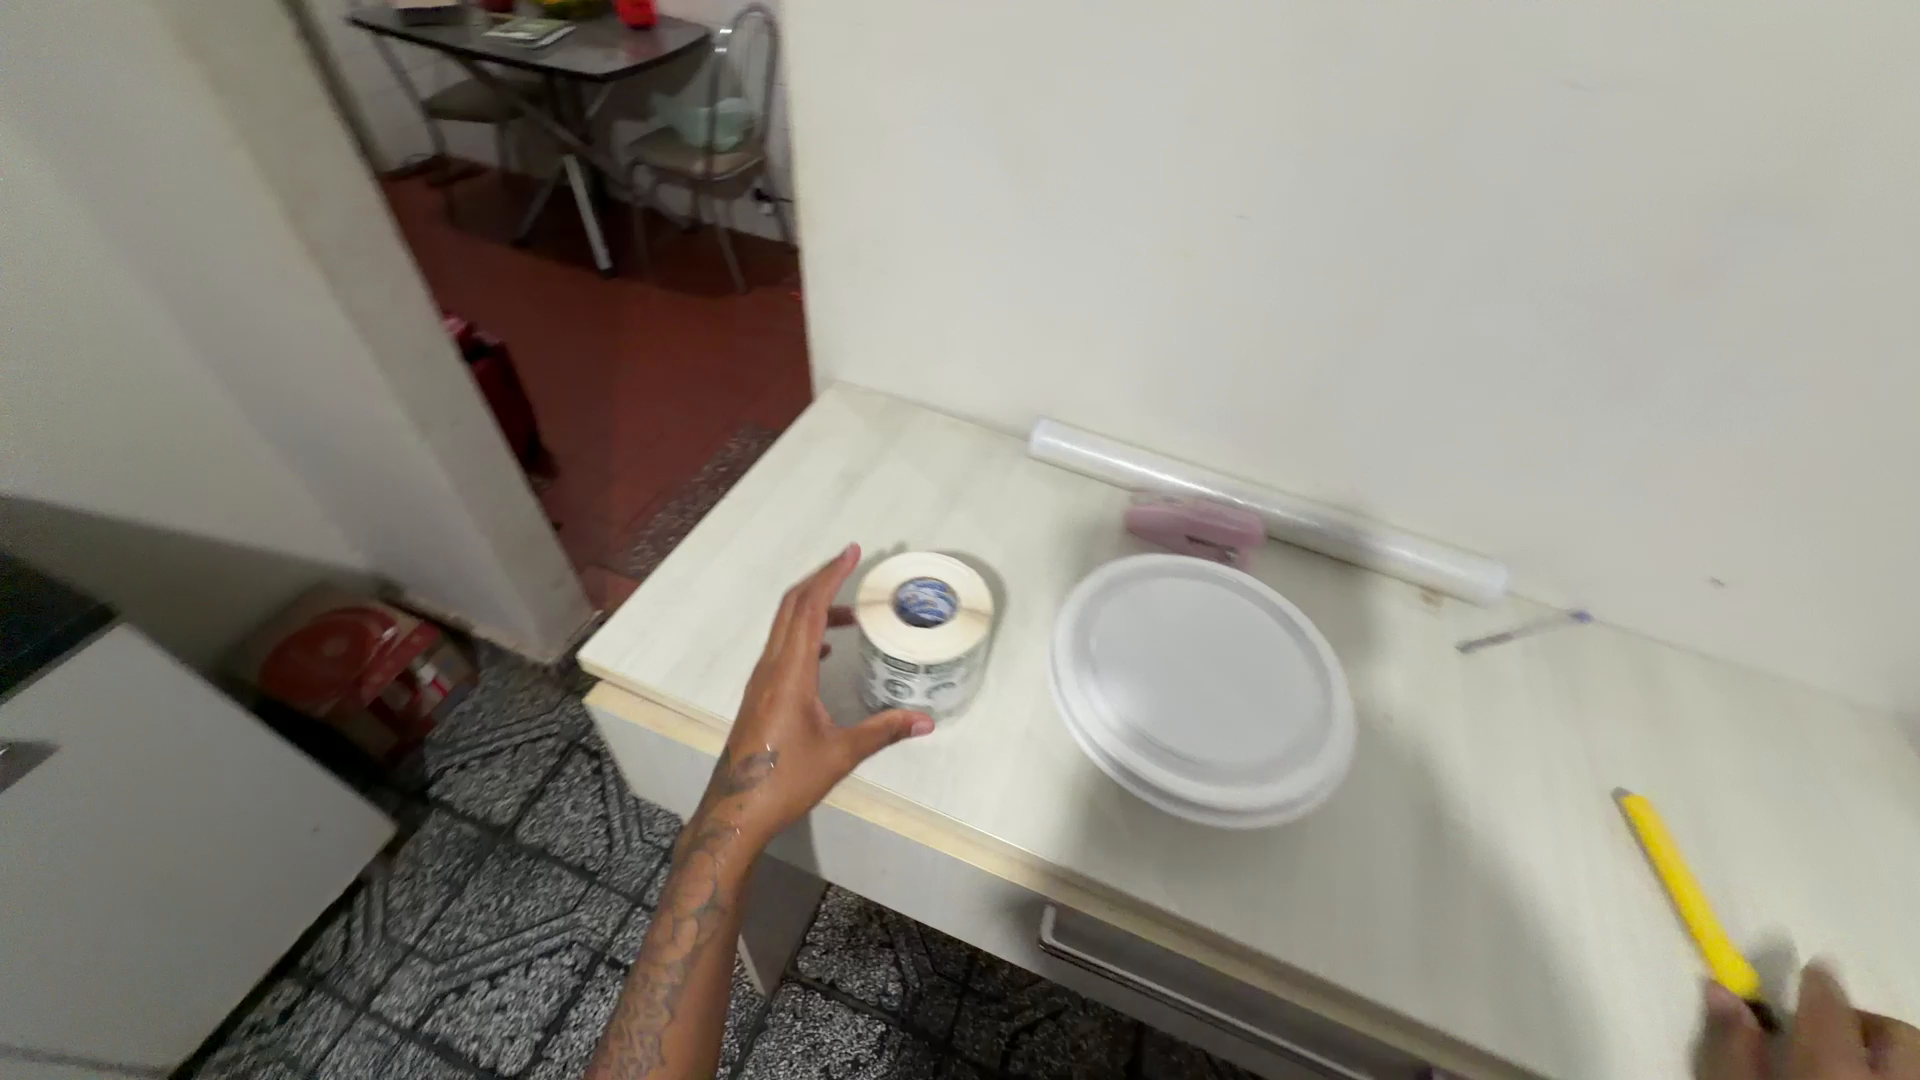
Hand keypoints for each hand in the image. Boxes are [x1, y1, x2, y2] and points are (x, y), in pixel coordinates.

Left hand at [697, 543, 933, 848]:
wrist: (736, 810)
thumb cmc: (786, 780)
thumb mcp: (841, 754)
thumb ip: (883, 731)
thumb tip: (926, 721)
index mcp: (790, 672)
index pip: (810, 608)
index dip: (831, 576)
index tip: (852, 552)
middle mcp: (771, 666)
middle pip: (792, 606)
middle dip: (821, 580)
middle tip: (852, 564)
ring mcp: (761, 679)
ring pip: (785, 625)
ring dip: (814, 608)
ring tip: (852, 615)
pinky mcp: (760, 693)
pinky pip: (782, 647)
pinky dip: (806, 634)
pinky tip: (828, 652)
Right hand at [1698, 965, 1919, 1079]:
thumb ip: (1731, 1041)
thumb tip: (1719, 988)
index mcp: (1833, 1067)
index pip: (1832, 1009)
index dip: (1820, 983)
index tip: (1813, 968)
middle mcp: (1886, 1079)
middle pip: (1897, 1033)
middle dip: (1863, 1019)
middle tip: (1825, 1020)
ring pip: (1915, 1059)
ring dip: (1883, 1048)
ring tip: (1849, 1053)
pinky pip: (1912, 1074)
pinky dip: (1894, 1069)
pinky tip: (1864, 1073)